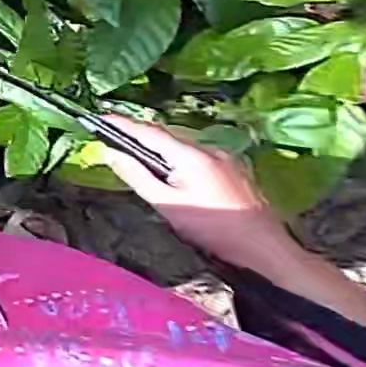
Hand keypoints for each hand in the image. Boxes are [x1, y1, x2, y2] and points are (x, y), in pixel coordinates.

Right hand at [97, 115, 365, 325]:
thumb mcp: (165, 203)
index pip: (148, 132)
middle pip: (166, 134)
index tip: (99, 117)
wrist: (266, 249)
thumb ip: (135, 175)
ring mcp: (225, 158)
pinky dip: (174, 153)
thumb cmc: (212, 228)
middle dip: (137, 132)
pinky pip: (195, 152)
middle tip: (111, 134)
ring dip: (156, 144)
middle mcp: (210, 150)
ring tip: (135, 150)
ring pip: (181, 143)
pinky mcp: (233, 168)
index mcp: (192, 156)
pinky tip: (167, 166)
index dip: (121, 124)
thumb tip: (109, 152)